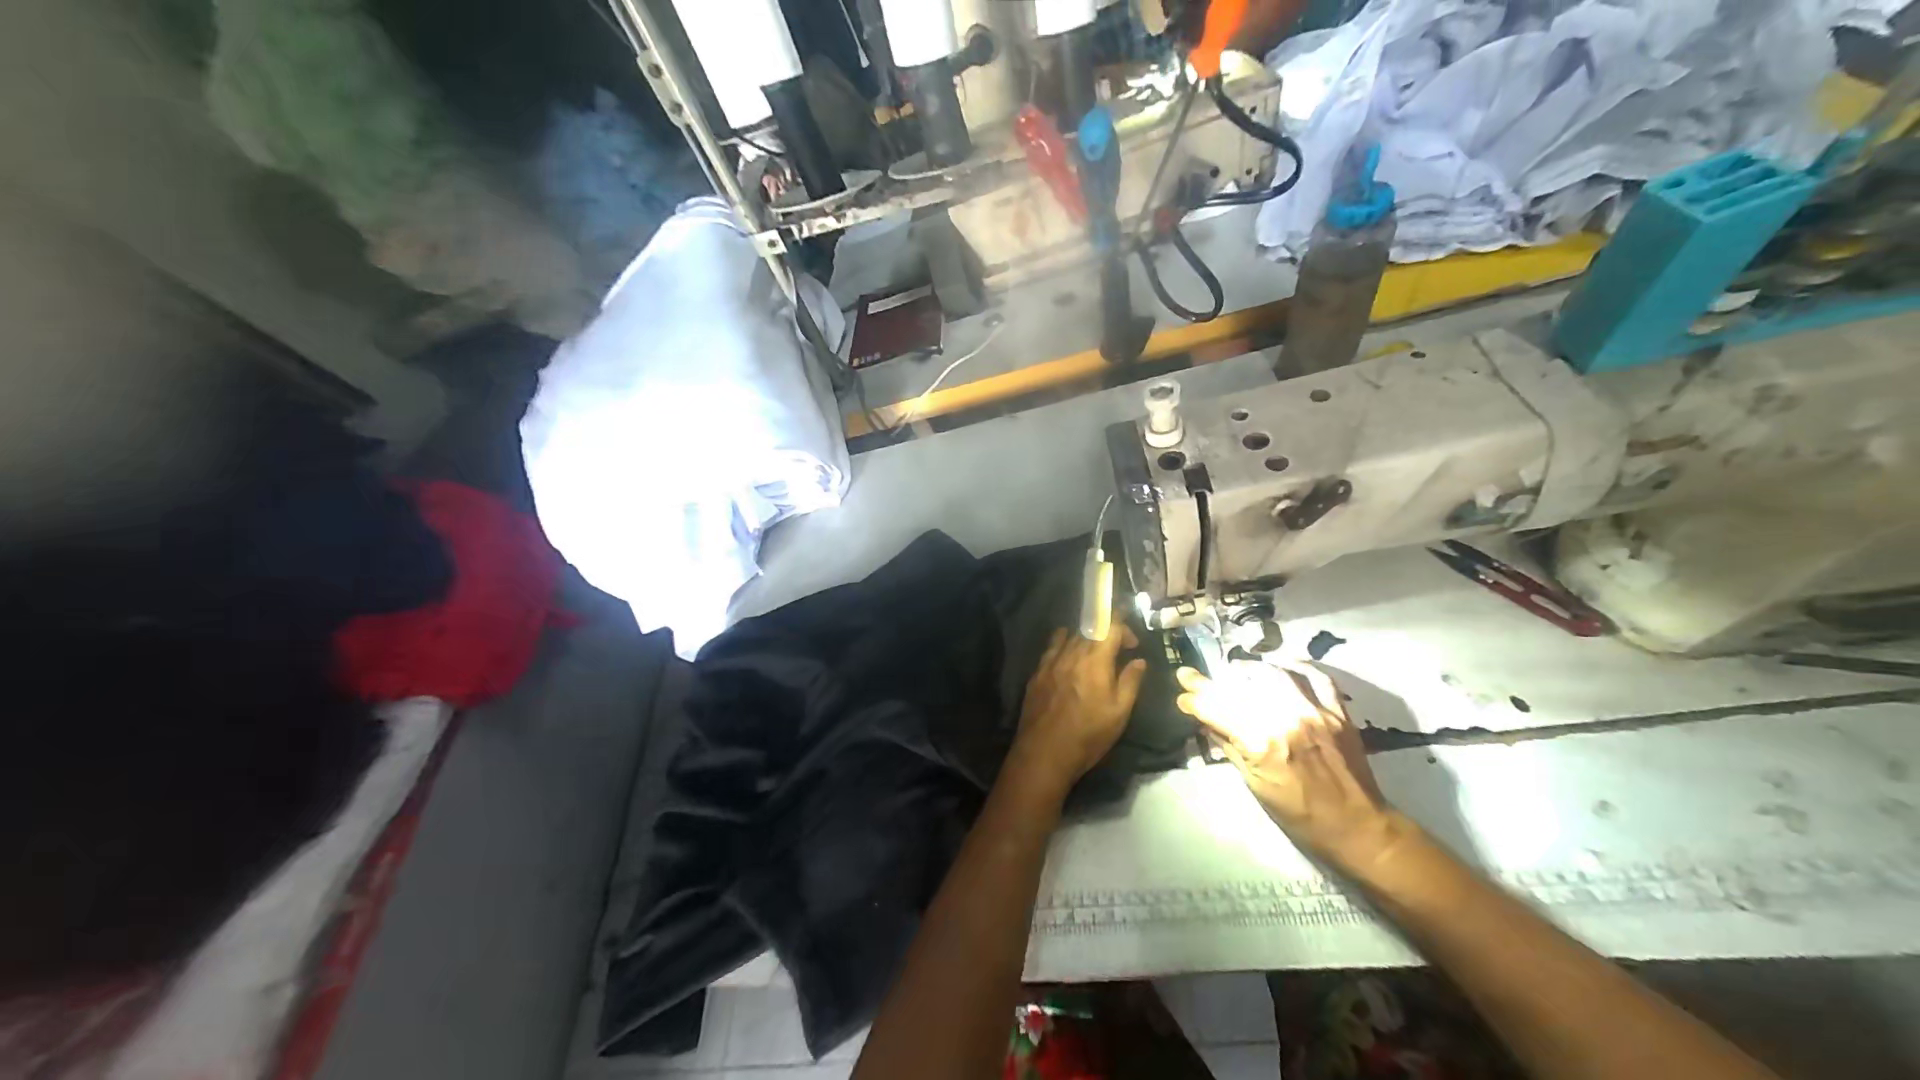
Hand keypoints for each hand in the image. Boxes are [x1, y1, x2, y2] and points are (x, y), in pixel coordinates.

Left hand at [1010, 625, 1147, 791]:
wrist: (1044, 753)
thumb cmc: (1089, 734)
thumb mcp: (1120, 712)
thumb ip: (1131, 681)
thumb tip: (1139, 660)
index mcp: (1094, 659)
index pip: (1110, 626)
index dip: (1124, 627)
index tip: (1133, 643)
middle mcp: (1070, 653)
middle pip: (1088, 628)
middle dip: (1106, 632)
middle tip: (1116, 649)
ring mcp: (1049, 661)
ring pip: (1068, 635)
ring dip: (1083, 638)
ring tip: (1091, 654)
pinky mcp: (1036, 673)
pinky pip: (1051, 648)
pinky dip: (1063, 646)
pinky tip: (1068, 662)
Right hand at [1175, 661, 1397, 867]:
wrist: (1356, 827)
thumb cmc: (1298, 815)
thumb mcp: (1254, 784)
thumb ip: (1229, 746)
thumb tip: (1206, 720)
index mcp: (1261, 744)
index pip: (1217, 709)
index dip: (1194, 697)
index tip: (1182, 687)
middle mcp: (1285, 720)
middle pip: (1240, 687)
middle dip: (1212, 681)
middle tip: (1196, 676)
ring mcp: (1314, 712)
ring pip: (1274, 674)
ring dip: (1250, 669)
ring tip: (1237, 670)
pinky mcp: (1338, 712)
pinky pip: (1316, 677)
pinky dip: (1296, 667)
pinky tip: (1282, 666)